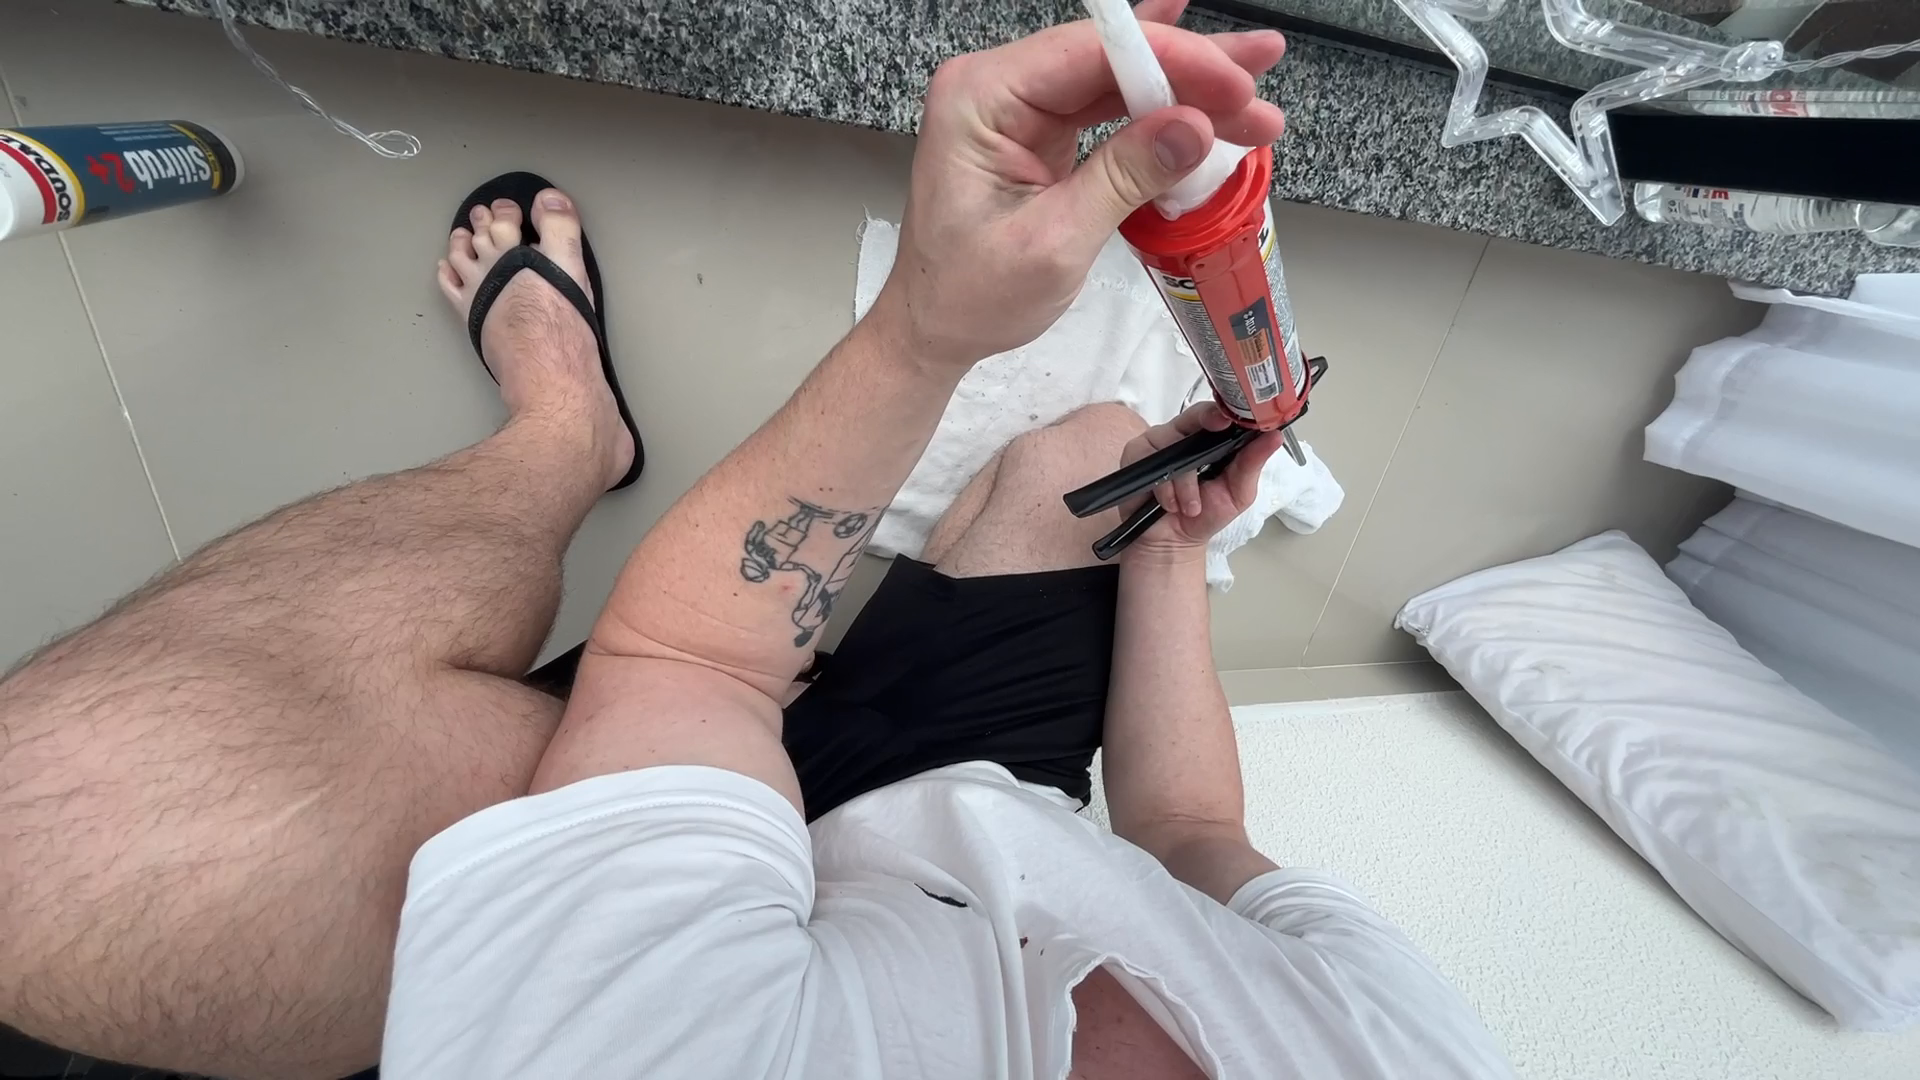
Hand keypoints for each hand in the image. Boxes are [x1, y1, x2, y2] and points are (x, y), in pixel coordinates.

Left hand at [868, 0, 1286, 369]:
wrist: (933, 332)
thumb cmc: (971, 298)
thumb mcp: (1054, 243)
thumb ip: (1123, 178)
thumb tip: (1194, 128)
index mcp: (982, 98)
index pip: (1092, 54)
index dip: (1173, 64)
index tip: (1235, 91)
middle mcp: (996, 91)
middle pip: (1108, 60)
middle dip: (1188, 74)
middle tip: (1258, 84)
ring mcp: (1016, 115)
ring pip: (1113, 86)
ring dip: (1180, 96)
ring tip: (1248, 103)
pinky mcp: (1033, 143)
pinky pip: (1101, 118)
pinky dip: (1150, 123)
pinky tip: (1197, 99)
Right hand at [1120, 401, 1285, 557]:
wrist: (1173, 542)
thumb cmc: (1206, 515)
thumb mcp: (1238, 493)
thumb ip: (1252, 464)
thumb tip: (1274, 436)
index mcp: (1209, 439)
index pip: (1216, 414)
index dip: (1222, 411)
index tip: (1228, 418)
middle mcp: (1182, 436)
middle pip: (1190, 415)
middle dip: (1202, 422)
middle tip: (1215, 432)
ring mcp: (1157, 445)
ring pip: (1170, 444)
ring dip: (1184, 481)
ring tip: (1191, 507)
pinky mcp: (1134, 457)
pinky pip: (1147, 461)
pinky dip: (1162, 486)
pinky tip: (1170, 503)